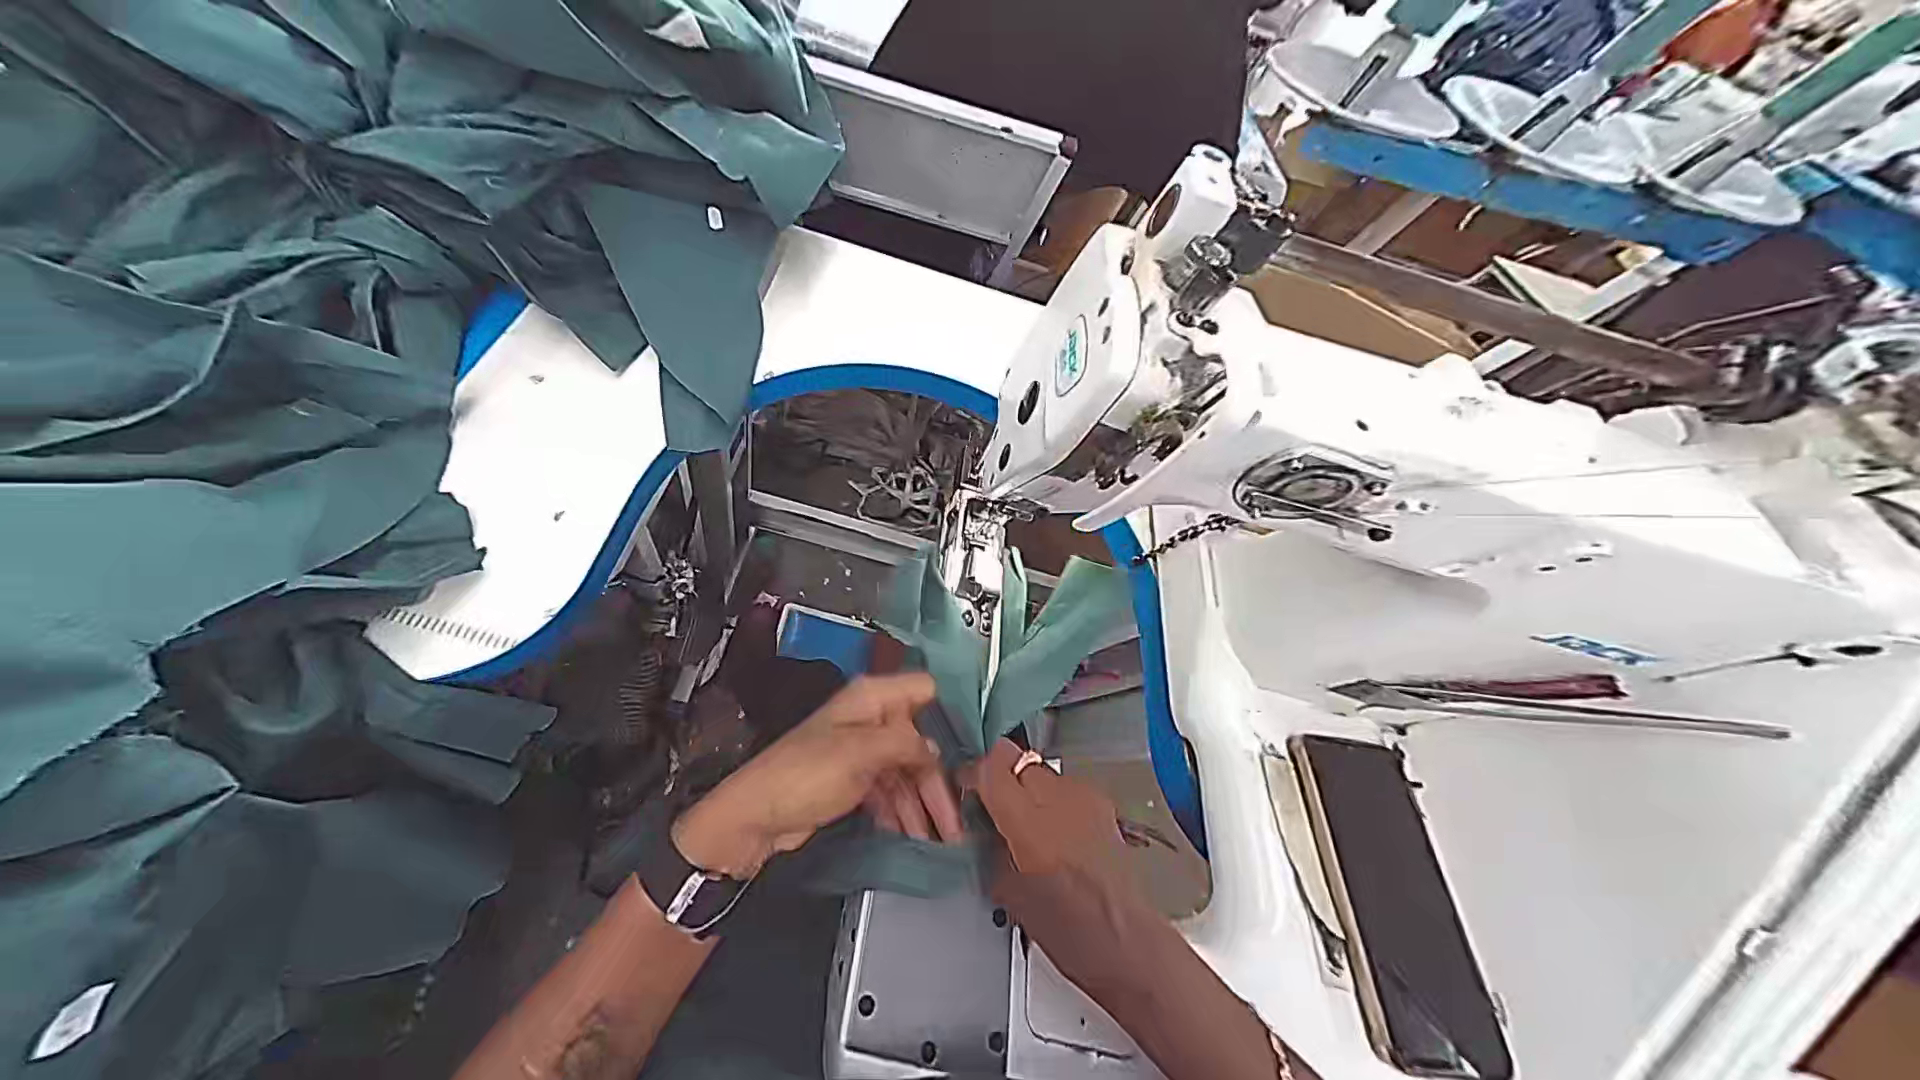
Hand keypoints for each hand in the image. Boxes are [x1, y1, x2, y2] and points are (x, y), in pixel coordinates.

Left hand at [673, 673, 963, 877]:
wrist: (756, 819)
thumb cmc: (801, 776)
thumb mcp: (862, 754)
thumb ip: (906, 745)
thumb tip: (936, 749)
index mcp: (871, 698)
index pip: (926, 690)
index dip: (953, 713)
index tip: (977, 743)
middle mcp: (870, 719)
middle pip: (921, 741)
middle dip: (939, 778)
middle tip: (957, 816)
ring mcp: (862, 750)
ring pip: (908, 771)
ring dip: (924, 804)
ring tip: (941, 837)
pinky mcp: (854, 779)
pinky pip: (891, 791)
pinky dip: (903, 811)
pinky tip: (914, 834)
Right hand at [964, 738, 1155, 997]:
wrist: (1126, 940)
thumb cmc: (1069, 932)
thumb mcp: (1009, 892)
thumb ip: (988, 848)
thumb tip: (979, 828)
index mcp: (1029, 824)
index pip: (992, 766)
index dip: (974, 773)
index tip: (967, 788)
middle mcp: (1058, 799)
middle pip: (1015, 759)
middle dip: (1000, 778)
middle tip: (994, 808)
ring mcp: (1084, 796)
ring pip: (1040, 770)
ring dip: (1027, 788)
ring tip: (1026, 823)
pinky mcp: (1102, 802)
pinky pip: (1065, 786)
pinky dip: (1053, 799)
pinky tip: (1055, 829)